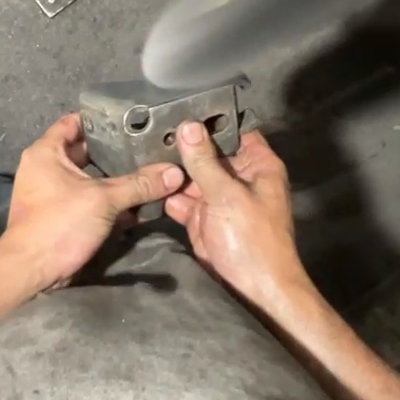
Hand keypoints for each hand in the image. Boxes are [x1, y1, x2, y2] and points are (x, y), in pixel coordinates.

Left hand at [0, 114, 185, 292]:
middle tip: (146, 146)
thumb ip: (139, 184)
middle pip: (85, 151)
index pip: (74, 122)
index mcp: (46, 152)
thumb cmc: (59, 224)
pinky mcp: (61, 215)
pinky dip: (108, 202)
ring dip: (114, 179)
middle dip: (114, 151)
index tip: (129, 118)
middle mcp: (45, 168)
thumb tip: (174, 172)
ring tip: (148, 171)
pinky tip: (136, 204)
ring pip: (90, 178)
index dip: (100, 119)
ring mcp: (51, 193)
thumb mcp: (103, 199)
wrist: (31, 272)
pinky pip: (88, 200)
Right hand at [165, 123, 316, 315]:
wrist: (254, 291)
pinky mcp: (202, 219)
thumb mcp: (226, 195)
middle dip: (182, 147)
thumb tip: (187, 127)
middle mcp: (238, 178)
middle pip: (207, 153)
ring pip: (190, 176)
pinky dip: (167, 196)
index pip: (234, 131)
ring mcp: (219, 199)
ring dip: (171, 172)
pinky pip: (181, 200)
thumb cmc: (254, 241)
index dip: (210, 121)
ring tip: (142, 155)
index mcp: (257, 166)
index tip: (180, 108)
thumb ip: (204, 161)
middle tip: (150, 130)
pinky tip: (148, 184)